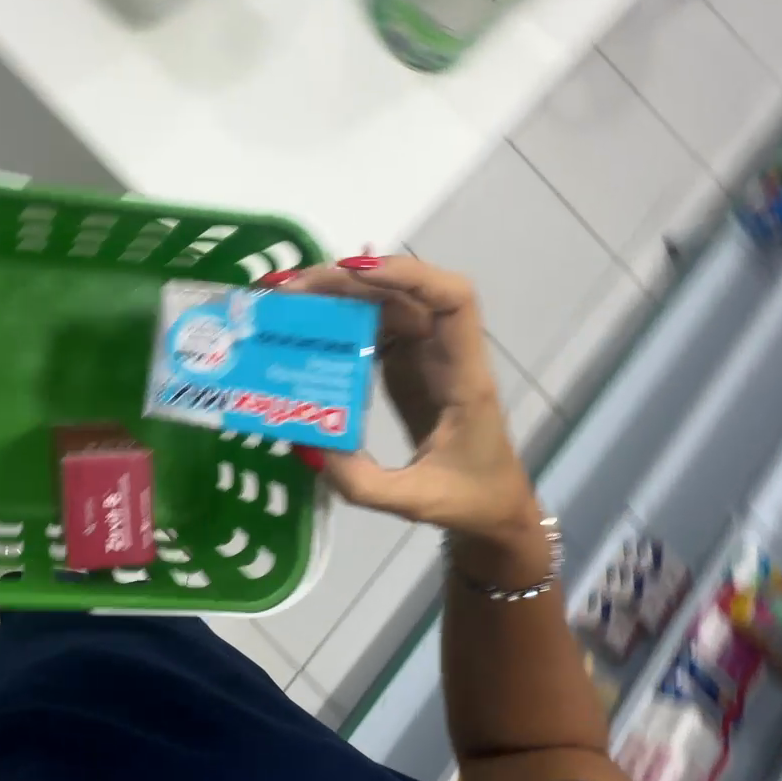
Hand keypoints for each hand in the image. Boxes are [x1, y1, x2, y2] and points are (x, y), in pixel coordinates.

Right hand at [282, 256, 536, 547]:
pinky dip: (339, 318)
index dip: (410, 275)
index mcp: (464, 377)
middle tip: (291, 288)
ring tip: (287, 299)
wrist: (494, 506)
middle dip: (349, 280)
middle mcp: (446, 353)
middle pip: (405, 293)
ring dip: (338, 293)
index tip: (355, 274)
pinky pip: (373, 328)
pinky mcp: (405, 365)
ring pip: (385, 304)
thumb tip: (308, 443)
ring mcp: (425, 355)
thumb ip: (361, 482)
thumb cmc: (469, 499)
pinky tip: (303, 324)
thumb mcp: (415, 501)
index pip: (454, 301)